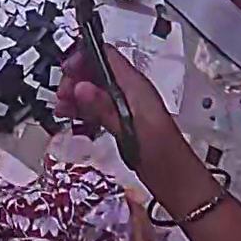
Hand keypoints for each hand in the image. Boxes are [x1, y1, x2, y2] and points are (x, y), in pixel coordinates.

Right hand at [56, 44, 214, 210]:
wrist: (179, 184)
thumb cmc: (164, 159)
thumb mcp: (129, 131)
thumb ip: (104, 108)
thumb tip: (81, 87)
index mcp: (136, 87)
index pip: (107, 56)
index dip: (83, 57)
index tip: (66, 71)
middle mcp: (132, 92)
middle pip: (98, 70)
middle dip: (75, 78)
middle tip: (62, 94)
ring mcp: (127, 106)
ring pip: (96, 88)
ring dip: (76, 94)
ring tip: (61, 106)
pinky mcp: (123, 120)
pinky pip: (99, 105)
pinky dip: (83, 107)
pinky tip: (72, 115)